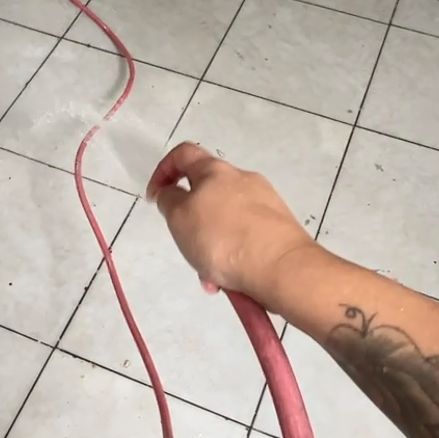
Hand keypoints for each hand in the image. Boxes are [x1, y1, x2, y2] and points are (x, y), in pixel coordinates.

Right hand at [146, 142, 315, 303]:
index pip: (184, 154)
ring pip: (225, 223)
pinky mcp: (280, 228)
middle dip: (192, 224)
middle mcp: (243, 180)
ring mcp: (265, 203)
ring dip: (211, 248)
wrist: (282, 267)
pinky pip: (245, 239)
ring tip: (212, 278)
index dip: (163, 171)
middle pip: (206, 195)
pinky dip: (233, 257)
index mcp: (216, 171)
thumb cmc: (223, 238)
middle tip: (188, 248)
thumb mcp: (179, 217)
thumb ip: (169, 200)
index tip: (156, 198)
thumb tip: (172, 193)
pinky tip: (232, 283)